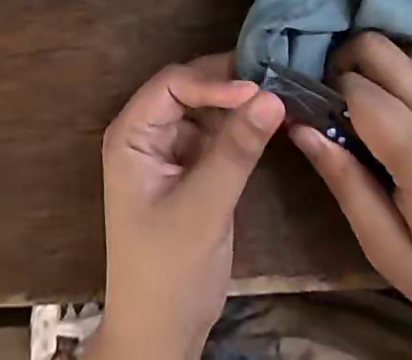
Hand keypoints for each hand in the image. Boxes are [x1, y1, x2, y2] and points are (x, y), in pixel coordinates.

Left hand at [93, 54, 285, 359]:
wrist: (162, 331)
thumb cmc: (169, 270)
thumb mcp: (203, 208)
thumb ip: (236, 150)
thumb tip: (273, 96)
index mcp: (131, 134)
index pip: (172, 84)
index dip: (213, 82)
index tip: (258, 90)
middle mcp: (148, 131)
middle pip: (190, 87)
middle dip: (230, 83)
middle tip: (276, 80)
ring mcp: (171, 147)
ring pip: (208, 105)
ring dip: (240, 100)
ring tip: (280, 94)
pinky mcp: (193, 163)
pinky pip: (219, 129)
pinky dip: (243, 123)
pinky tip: (271, 119)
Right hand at [289, 34, 411, 359]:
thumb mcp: (387, 250)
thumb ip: (343, 180)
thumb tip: (300, 127)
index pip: (356, 87)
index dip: (330, 95)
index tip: (323, 120)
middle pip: (382, 48)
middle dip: (349, 62)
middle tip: (340, 102)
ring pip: (411, 57)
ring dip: (384, 73)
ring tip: (378, 115)